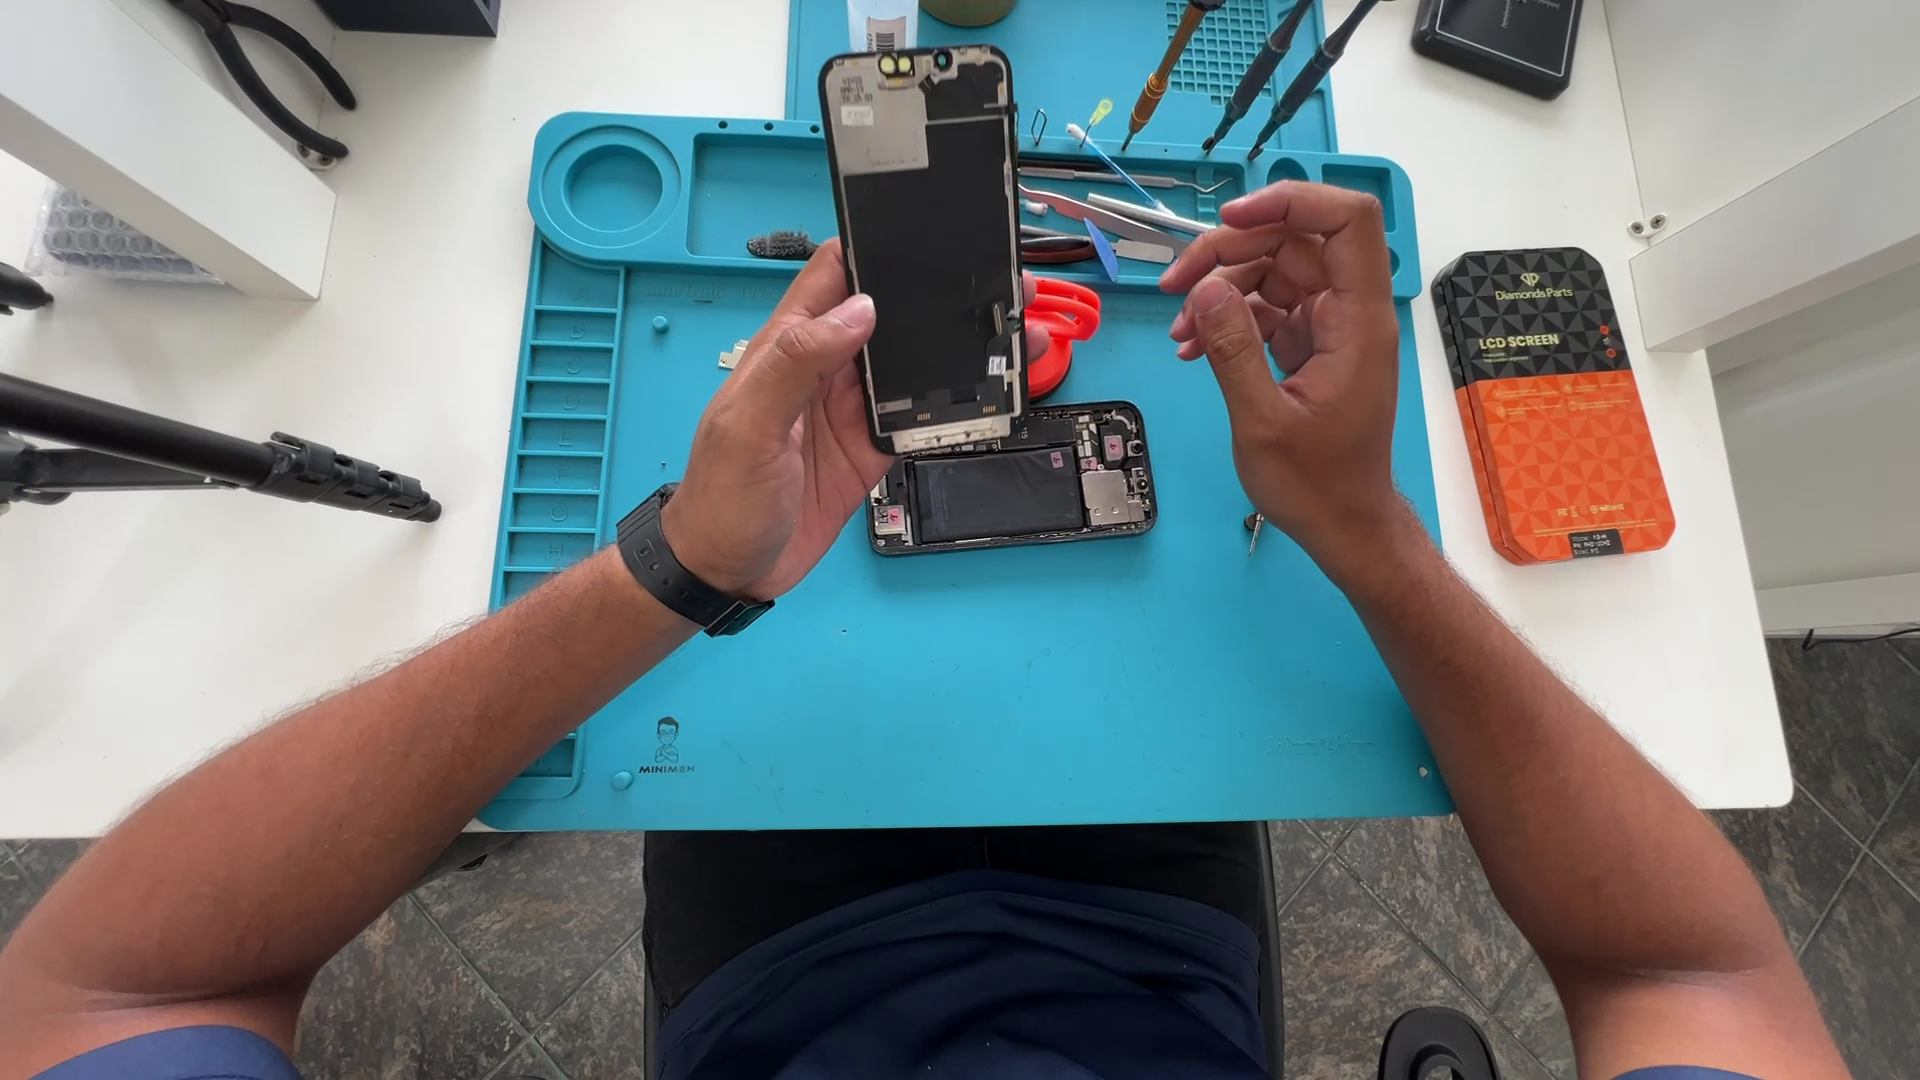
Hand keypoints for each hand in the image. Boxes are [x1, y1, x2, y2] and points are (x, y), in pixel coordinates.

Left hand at [663, 240, 1047, 599]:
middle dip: (939, 299)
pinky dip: (953, 408)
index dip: (878, 250)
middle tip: (1000, 287)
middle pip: (889, 318)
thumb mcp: (748, 427)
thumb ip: (796, 365)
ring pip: (913, 367)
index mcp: (789, 348)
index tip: (933, 237)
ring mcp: (852, 412)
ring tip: (1010, 337)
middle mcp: (827, 371)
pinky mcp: (872, 450)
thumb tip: (860, 311)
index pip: (835, 277)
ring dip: (956, 352)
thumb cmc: (722, 497)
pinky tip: (987, 396)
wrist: (730, 569)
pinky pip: (919, 419)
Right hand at [1158, 181, 1404, 573]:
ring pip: (1273, 276)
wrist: (1341, 523)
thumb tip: (1204, 290)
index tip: (1227, 221)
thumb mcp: (1261, 420)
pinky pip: (1264, 313)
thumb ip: (1232, 350)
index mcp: (1357, 320)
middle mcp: (1348, 313)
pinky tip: (1192, 349)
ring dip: (1220, 292)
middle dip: (1230, 253)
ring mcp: (1327, 330)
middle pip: (1294, 244)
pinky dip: (1227, 323)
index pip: (1346, 221)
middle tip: (1173, 286)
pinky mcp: (1307, 349)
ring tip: (1177, 331)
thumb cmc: (1312, 482)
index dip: (1291, 202)